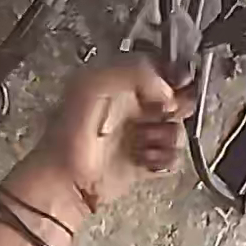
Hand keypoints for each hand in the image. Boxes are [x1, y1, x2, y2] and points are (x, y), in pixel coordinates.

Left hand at [3, 58, 192, 225]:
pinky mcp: (146, 160)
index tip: (175, 84)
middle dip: (178, 106)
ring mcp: (140, 133)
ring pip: (177, 127)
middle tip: (165, 113)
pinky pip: (173, 156)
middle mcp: (132, 105)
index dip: (173, 73)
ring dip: (168, 135)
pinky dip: (166, 159)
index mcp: (118, 80)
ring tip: (146, 140)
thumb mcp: (92, 85)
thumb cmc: (70, 135)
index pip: (160, 65)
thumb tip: (166, 88)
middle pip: (176, 96)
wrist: (67, 181)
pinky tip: (147, 159)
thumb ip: (133, 72)